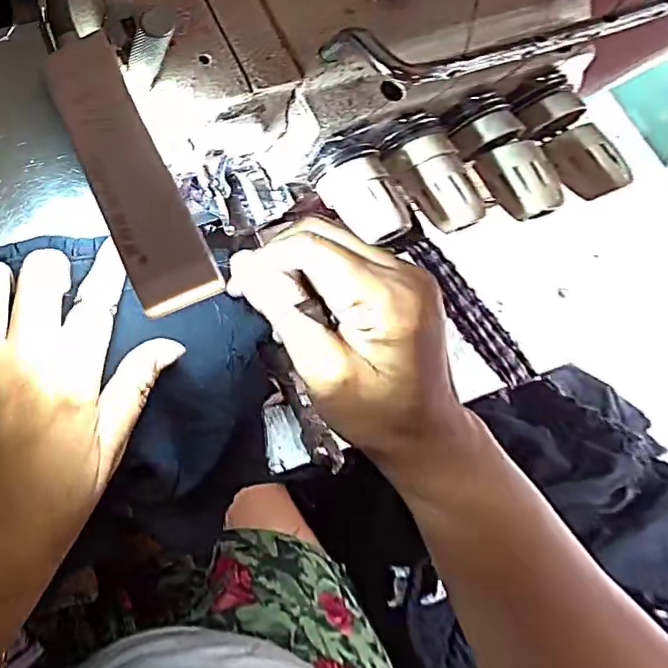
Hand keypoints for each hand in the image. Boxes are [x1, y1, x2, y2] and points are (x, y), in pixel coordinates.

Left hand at [0, 242, 182, 661]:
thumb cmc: (51, 506)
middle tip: (54, 290)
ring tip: (8, 304)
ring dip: (5, 281)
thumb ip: (134, 389)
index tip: (117, 245)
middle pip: (40, 273)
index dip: (111, 267)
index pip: (97, 303)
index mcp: (72, 382)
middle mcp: (22, 361)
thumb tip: (171, 346)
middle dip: (54, 270)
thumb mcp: (105, 453)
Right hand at [228, 218, 477, 483]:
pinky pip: (343, 254)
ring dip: (294, 263)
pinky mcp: (398, 279)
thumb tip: (249, 269)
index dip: (266, 260)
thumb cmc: (382, 415)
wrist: (425, 434)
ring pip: (328, 239)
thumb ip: (284, 311)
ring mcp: (403, 273)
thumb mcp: (321, 370)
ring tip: (280, 301)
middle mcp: (401, 274)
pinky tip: (308, 301)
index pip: (309, 246)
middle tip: (253, 290)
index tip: (243, 281)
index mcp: (386, 295)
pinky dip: (315, 271)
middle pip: (318, 233)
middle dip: (277, 257)